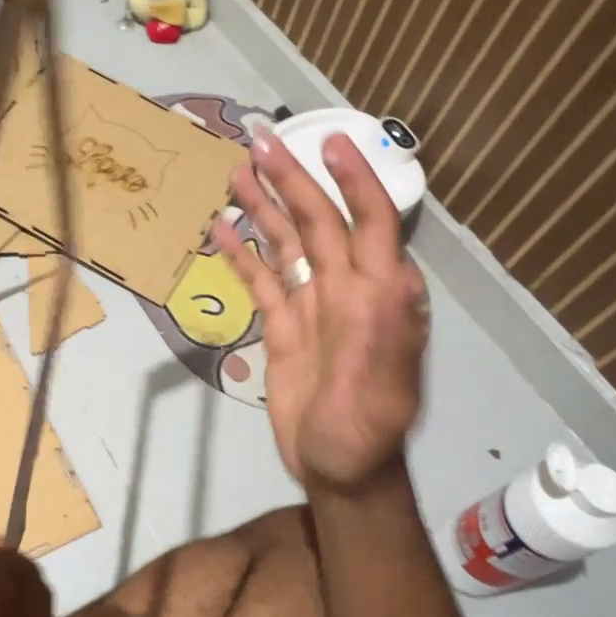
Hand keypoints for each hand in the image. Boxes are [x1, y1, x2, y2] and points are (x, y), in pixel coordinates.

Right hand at [213, 132, 428, 493]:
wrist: (338, 473)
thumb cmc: (365, 436)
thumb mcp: (383, 391)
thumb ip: (386, 333)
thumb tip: (394, 272)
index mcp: (377, 297)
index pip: (370, 223)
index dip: (354, 181)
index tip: (331, 143)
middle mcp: (347, 291)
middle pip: (319, 223)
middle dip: (292, 181)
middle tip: (260, 142)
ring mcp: (313, 307)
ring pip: (288, 245)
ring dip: (265, 209)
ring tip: (237, 172)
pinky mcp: (285, 329)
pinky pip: (263, 282)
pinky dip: (243, 256)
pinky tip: (221, 231)